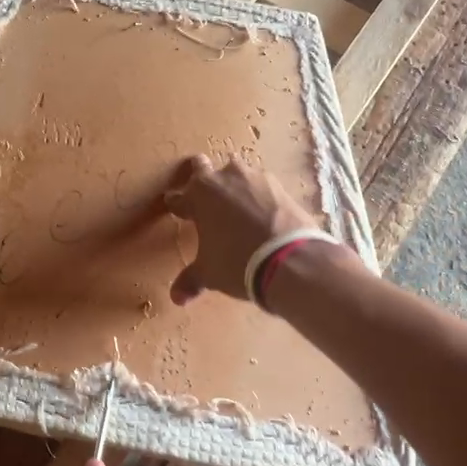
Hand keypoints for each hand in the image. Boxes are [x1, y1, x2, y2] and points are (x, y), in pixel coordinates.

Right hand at [162, 155, 317, 304]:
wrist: (289, 259)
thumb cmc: (237, 261)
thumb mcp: (209, 273)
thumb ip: (190, 280)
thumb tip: (176, 298)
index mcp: (199, 194)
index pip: (178, 197)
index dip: (177, 205)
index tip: (176, 210)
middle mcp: (224, 177)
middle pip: (202, 167)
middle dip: (200, 178)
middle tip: (204, 198)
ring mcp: (254, 177)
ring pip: (237, 174)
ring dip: (235, 187)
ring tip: (239, 210)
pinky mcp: (280, 186)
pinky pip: (263, 187)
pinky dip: (260, 198)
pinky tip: (264, 216)